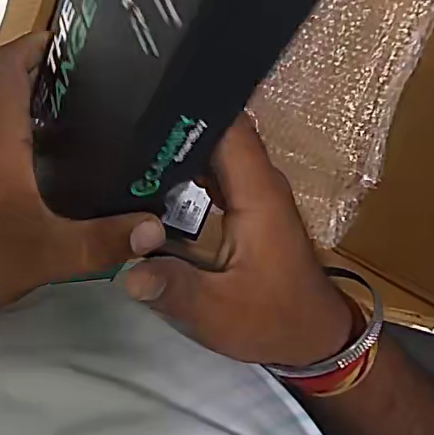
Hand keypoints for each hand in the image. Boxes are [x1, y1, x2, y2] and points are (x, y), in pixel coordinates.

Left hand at [0, 32, 166, 316]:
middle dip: (38, 66)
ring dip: (26, 96)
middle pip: (0, 80)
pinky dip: (17, 127)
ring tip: (76, 105)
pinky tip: (49, 156)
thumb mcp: (47, 252)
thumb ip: (103, 241)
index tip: (67, 36)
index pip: (7, 67)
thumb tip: (154, 230)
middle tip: (85, 70)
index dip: (33, 43)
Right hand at [122, 116, 355, 366]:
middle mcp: (257, 181)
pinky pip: (214, 167)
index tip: (146, 96)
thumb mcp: (219, 314)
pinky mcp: (245, 202)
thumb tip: (128, 273)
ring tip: (127, 136)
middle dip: (174, 119)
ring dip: (178, 141)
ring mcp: (253, 190)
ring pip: (215, 146)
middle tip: (120, 117)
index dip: (192, 105)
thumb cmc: (274, 321)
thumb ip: (175, 289)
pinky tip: (150, 171)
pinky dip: (185, 163)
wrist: (313, 338)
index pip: (230, 126)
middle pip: (217, 129)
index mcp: (257, 193)